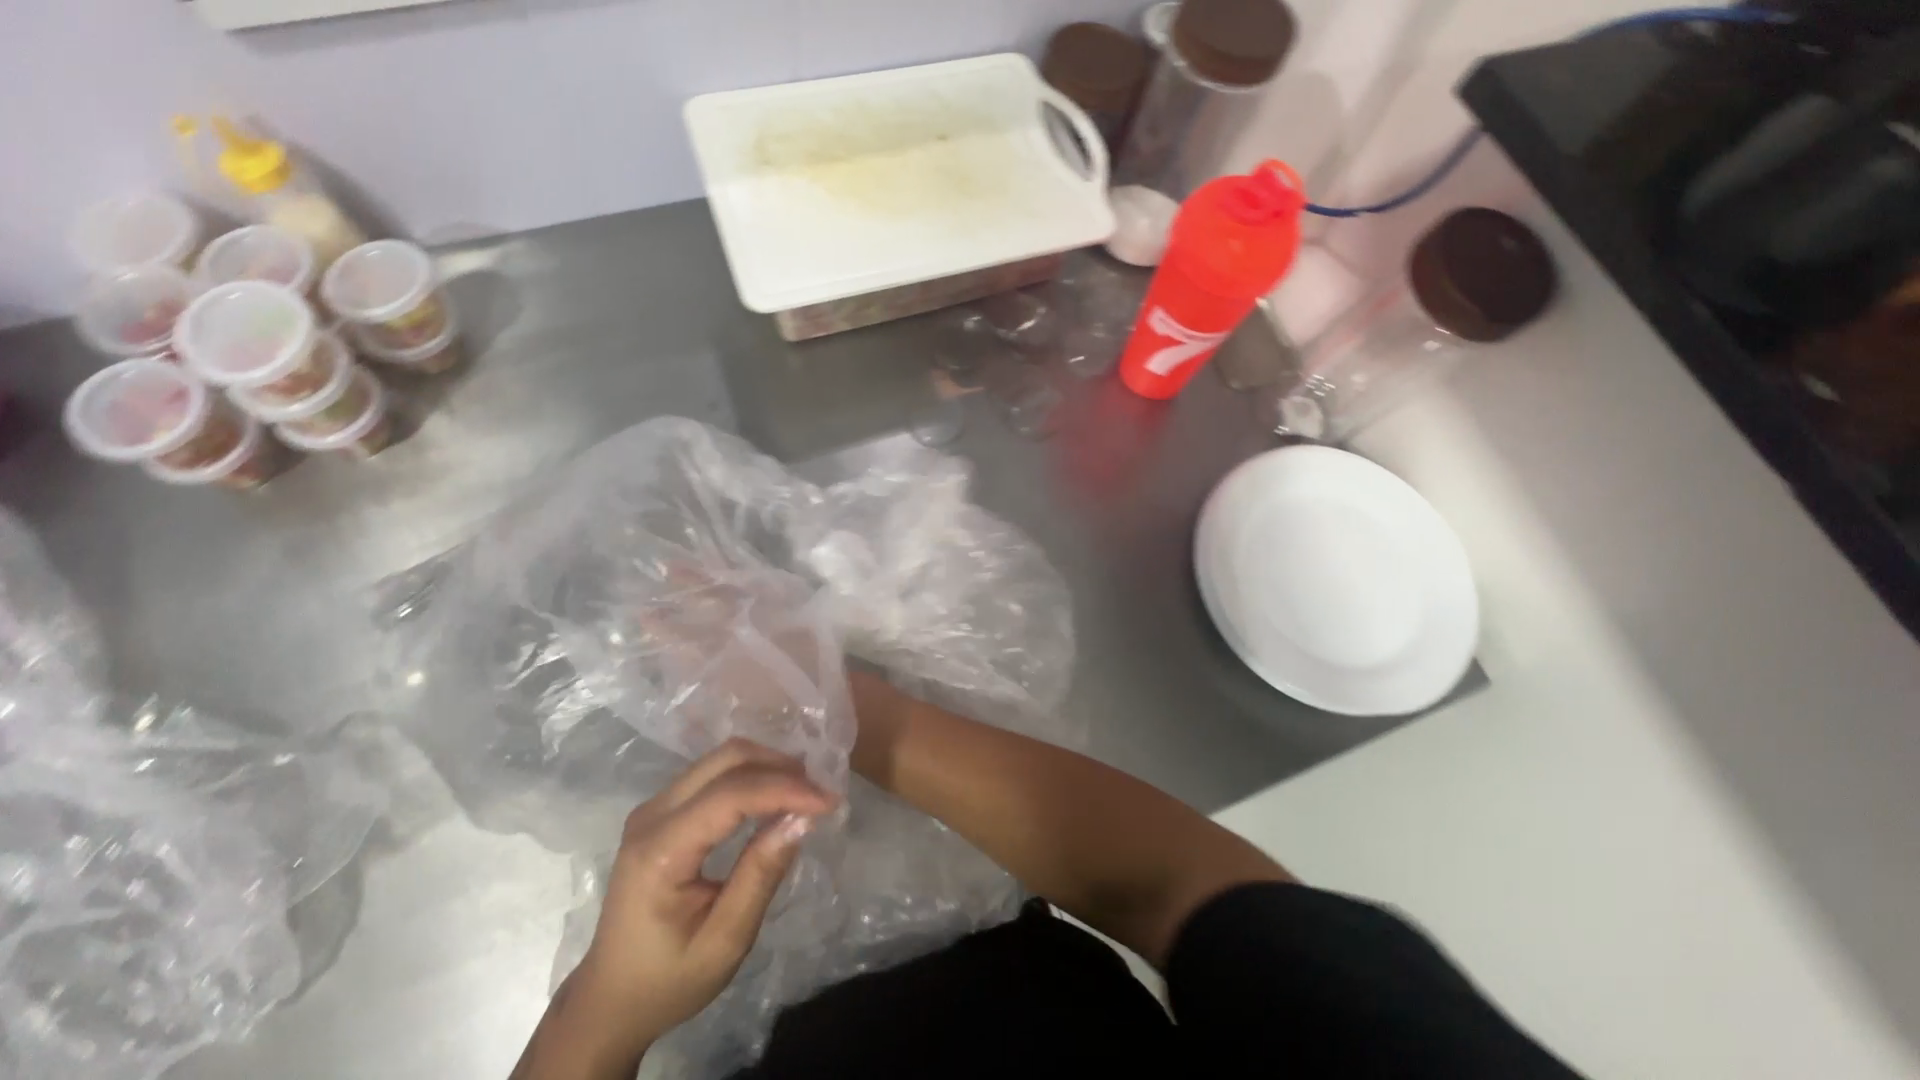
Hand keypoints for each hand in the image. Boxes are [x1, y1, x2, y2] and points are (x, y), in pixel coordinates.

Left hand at [565, 739, 836, 1053]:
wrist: (612, 998)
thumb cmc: (670, 979)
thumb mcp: (725, 940)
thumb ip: (760, 875)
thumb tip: (801, 820)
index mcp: (661, 851)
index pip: (730, 795)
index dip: (785, 789)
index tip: (831, 802)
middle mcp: (651, 816)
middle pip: (724, 761)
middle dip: (779, 767)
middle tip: (822, 794)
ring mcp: (652, 809)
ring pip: (718, 761)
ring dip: (767, 768)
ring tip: (806, 795)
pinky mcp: (659, 813)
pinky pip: (711, 776)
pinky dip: (750, 778)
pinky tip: (775, 798)